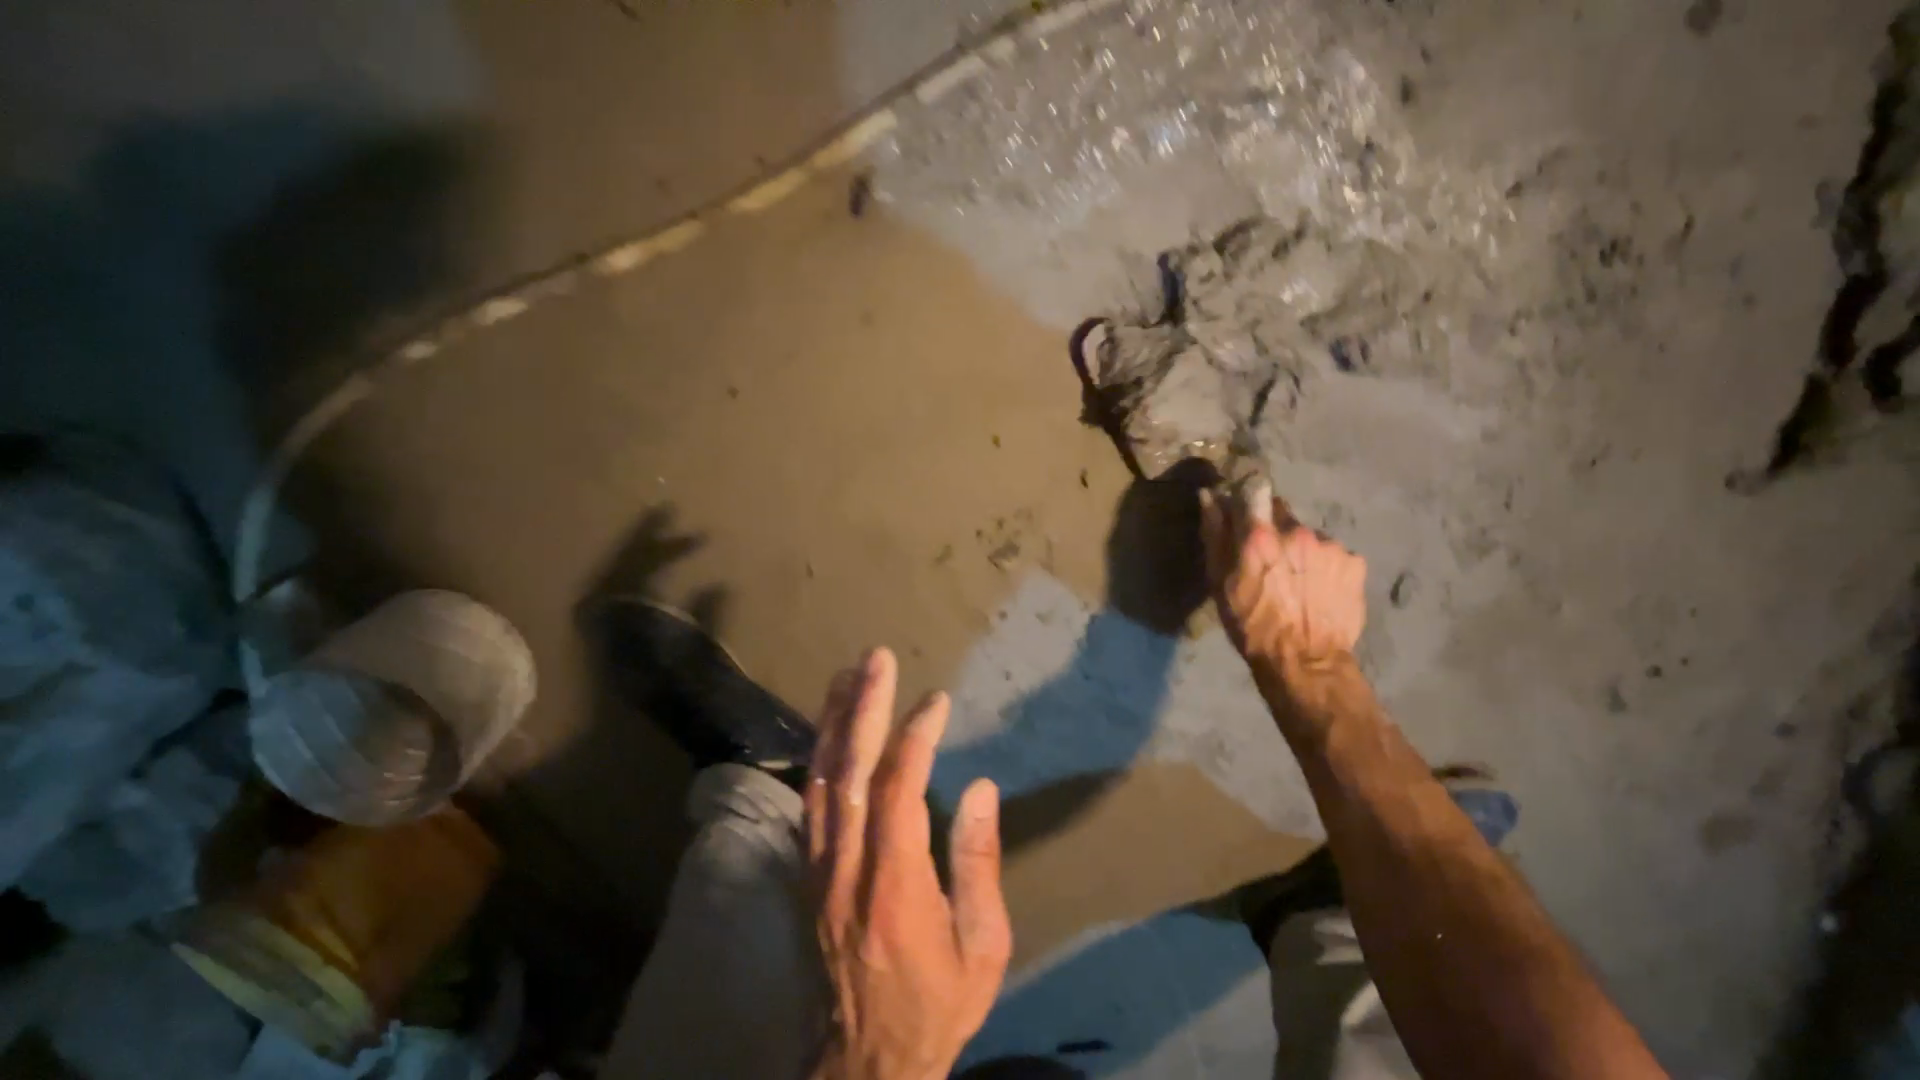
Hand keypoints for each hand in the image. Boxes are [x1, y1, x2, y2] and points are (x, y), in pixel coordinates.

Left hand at [806, 648, 1011, 1079]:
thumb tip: (981, 789)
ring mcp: (820, 872)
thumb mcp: (983, 947)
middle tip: (876, 658)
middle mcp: (848, 869)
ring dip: (833, 723)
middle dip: (862, 709)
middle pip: (848, 773)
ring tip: (848, 675)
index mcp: (896, 886)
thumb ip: (978, 864)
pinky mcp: (809, 878)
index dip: (913, 737)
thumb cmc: (938, 1003)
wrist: (868, 1059)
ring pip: (819, 782)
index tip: (935, 701)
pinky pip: (809, 806)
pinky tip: (829, 732)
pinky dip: (819, 759)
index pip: (898, 791)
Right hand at [1199, 477, 1366, 665]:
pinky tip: (1319, 591)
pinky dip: (1324, 567)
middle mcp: (1297, 531)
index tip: (1244, 511)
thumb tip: (1209, 496)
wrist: (1305, 662)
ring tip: (1297, 583)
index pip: (1254, 490)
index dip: (1249, 498)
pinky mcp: (1355, 562)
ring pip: (1309, 537)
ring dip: (1301, 551)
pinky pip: (1333, 555)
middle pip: (1283, 514)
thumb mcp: (1221, 584)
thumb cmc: (1252, 626)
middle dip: (1274, 531)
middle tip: (1270, 563)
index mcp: (1260, 535)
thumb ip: (1215, 535)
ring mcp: (1330, 546)